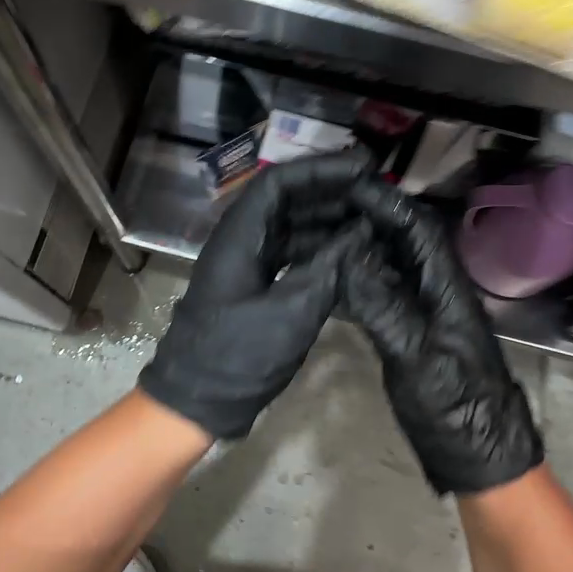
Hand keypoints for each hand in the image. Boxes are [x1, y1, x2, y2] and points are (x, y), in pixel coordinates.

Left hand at [138, 153, 372, 439]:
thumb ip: (330, 268)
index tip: (363, 169)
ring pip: (293, 226)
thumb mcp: (292, 312)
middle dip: (331, 191)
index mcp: (240, 235)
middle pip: (288, 200)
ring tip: (374, 218)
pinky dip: (322, 248)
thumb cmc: (237, 355)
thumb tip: (365, 233)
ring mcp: (248, 263)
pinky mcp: (256, 285)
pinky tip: (354, 252)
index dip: (322, 170)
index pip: (280, 182)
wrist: (196, 402)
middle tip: (376, 191)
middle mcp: (242, 239)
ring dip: (330, 219)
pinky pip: (292, 252)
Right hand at [341, 180, 543, 494]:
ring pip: (391, 264)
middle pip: (403, 239)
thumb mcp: (418, 357)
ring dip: (360, 245)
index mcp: (447, 286)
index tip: (347, 185)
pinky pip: (382, 292)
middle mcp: (437, 290)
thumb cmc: (456, 408)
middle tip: (321, 204)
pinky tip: (329, 278)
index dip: (384, 203)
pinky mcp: (411, 334)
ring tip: (317, 232)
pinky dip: (357, 280)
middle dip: (367, 217)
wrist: (479, 458)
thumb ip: (384, 306)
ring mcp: (424, 313)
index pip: (416, 228)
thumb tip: (349, 255)